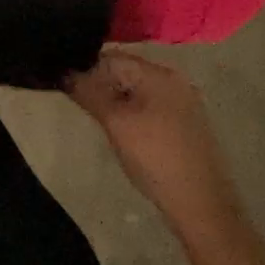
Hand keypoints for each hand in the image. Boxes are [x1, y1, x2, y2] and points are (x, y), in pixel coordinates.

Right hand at [65, 49, 238, 219]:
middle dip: (100, 86)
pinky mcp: (186, 124)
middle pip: (124, 72)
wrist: (202, 206)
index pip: (110, 58)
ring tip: (103, 122)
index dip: (84, 71)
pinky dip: (133, 113)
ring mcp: (184, 103)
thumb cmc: (155, 157)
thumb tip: (62, 73)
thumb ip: (87, 92)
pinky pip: (150, 106)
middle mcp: (174, 81)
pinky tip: (126, 134)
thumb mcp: (114, 122)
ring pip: (136, 90)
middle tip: (84, 108)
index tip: (68, 90)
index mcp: (159, 74)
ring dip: (115, 101)